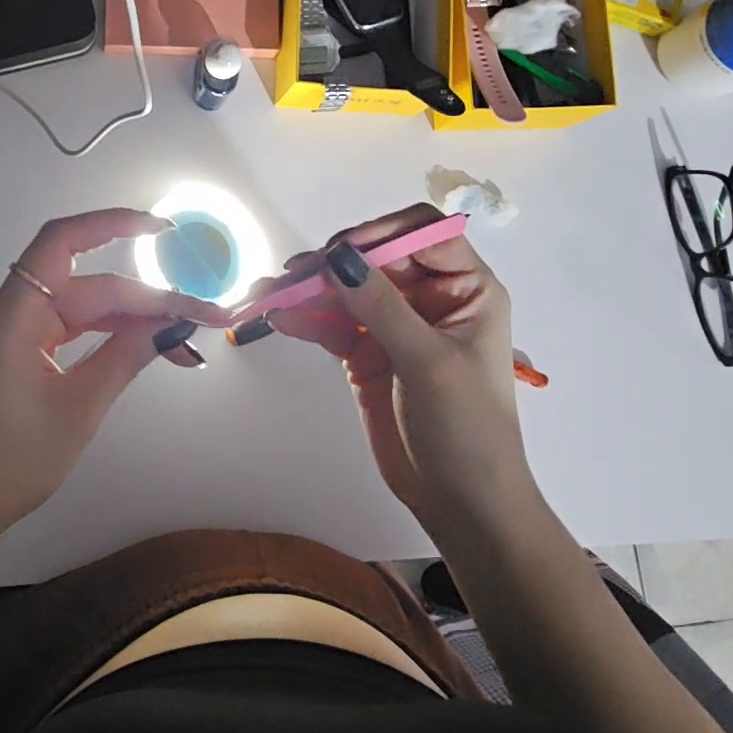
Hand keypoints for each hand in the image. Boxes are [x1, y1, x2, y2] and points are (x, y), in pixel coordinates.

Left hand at [0, 208, 230, 545]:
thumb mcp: (79, 407)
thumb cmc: (13, 459)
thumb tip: (174, 323)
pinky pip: (72, 327)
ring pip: (85, 307)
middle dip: (146, 299)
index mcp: (13, 313)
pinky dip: (109, 335)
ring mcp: (15, 329)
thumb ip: (126, 355)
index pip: (63, 243)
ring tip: (187, 338)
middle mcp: (11, 309)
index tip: (162, 229)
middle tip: (203, 318)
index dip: (113, 224)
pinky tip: (149, 345)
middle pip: (88, 285)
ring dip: (133, 320)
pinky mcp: (21, 348)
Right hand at [260, 203, 532, 522]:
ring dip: (308, 291)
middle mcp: (429, 299)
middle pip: (374, 260)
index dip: (381, 233)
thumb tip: (339, 256)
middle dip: (332, 264)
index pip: (422, 235)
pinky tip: (277, 318)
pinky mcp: (366, 353)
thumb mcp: (428, 361)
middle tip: (289, 276)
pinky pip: (331, 325)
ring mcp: (394, 326)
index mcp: (465, 290)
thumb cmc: (466, 427)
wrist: (460, 500)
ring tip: (265, 295)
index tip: (339, 251)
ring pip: (346, 292)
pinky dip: (305, 319)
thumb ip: (381, 306)